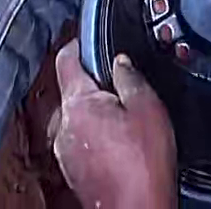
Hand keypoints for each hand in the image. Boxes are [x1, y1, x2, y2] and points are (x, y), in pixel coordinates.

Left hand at [52, 41, 177, 208]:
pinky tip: (119, 141)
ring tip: (124, 116)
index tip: (89, 38)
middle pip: (72, 89)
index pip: (65, 60)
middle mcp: (64, 128)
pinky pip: (80, 138)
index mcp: (78, 105)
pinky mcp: (73, 172)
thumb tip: (120, 62)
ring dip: (95, 110)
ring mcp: (65, 152)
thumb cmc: (142, 167)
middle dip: (94, 82)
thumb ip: (130, 76)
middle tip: (121, 83)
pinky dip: (95, 133)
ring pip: (76, 115)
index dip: (78, 44)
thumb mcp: (147, 106)